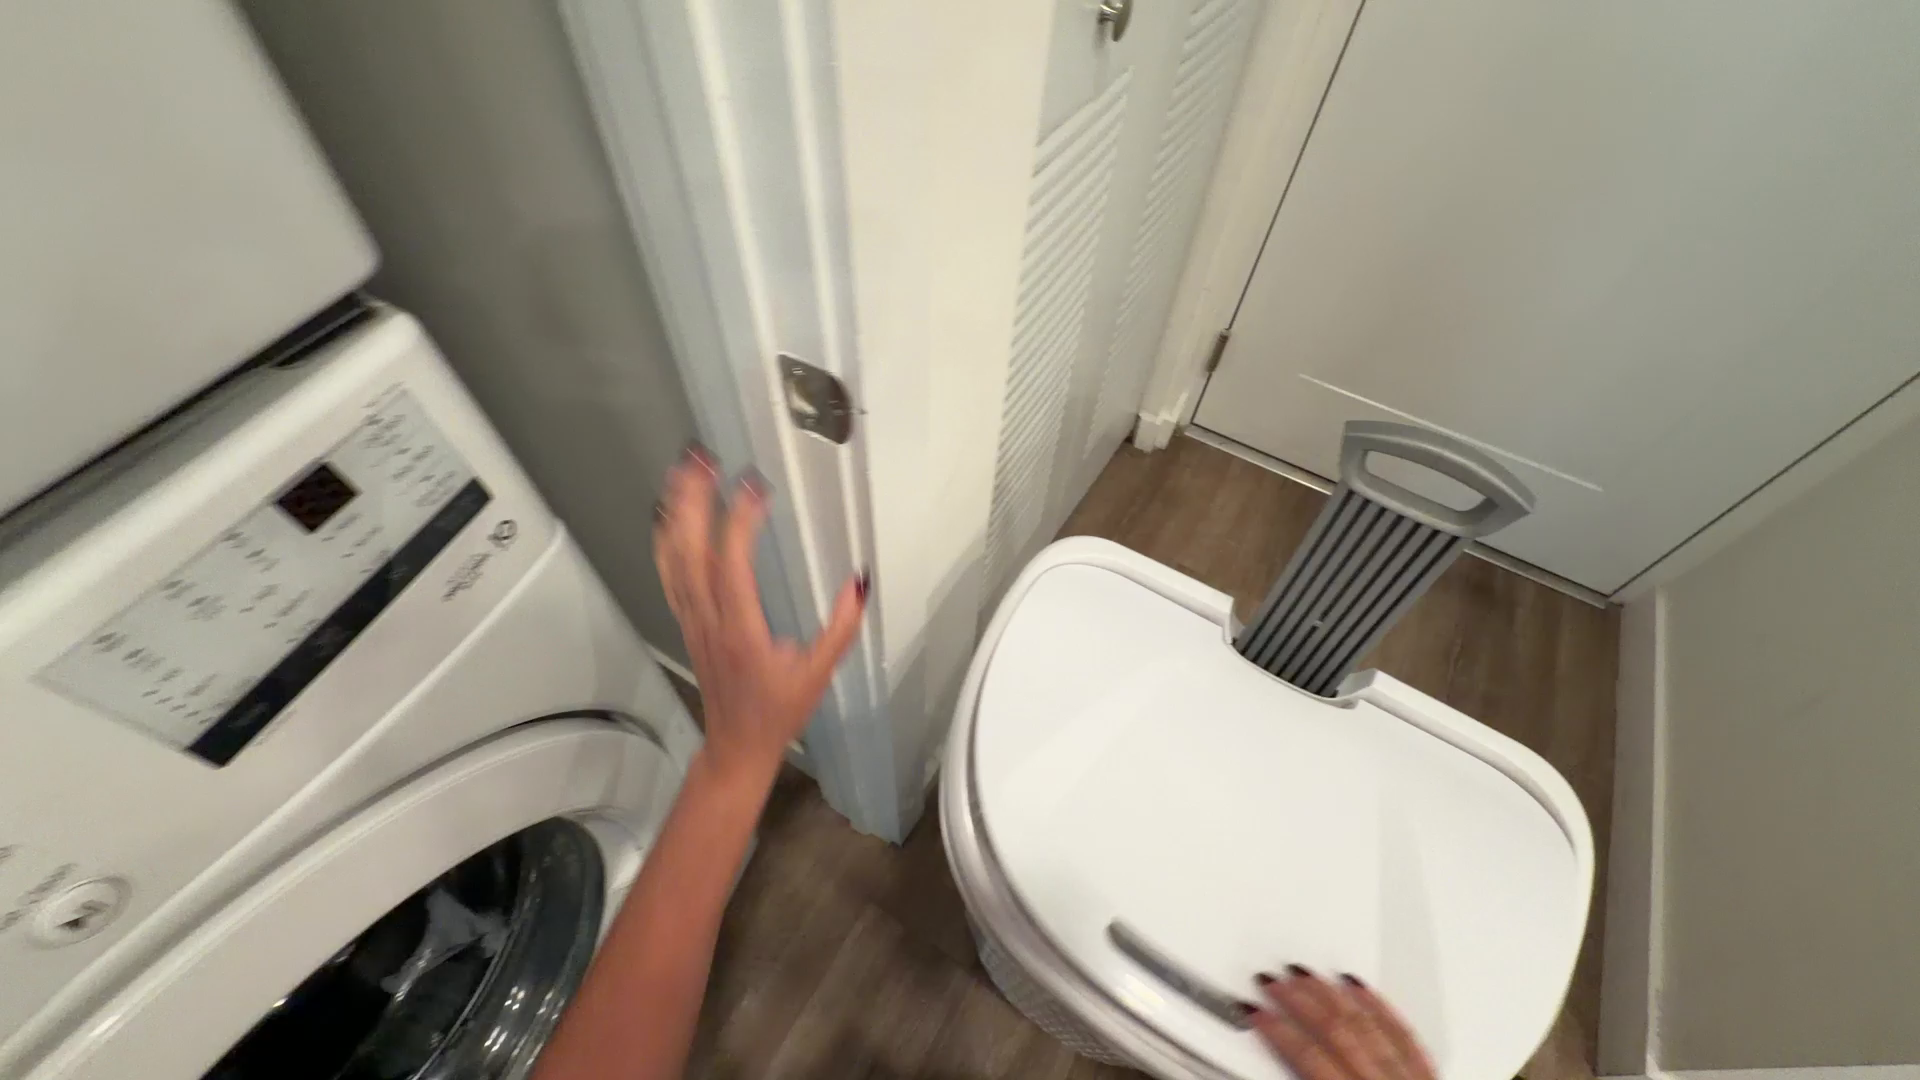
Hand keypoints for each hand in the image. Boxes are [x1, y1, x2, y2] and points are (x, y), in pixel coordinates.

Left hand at [653, 444, 867, 783]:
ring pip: (673, 559)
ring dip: (677, 513)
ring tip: (683, 473)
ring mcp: (692, 619)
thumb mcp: (819, 673)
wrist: (736, 743)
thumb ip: (841, 628)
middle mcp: (709, 619)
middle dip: (694, 502)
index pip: (733, 566)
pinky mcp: (688, 621)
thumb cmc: (778, 710)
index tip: (755, 488)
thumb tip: (858, 583)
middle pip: (690, 552)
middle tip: (703, 461)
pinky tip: (671, 515)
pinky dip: (667, 539)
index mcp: (742, 630)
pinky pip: (670, 574)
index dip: (740, 523)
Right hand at [1248, 967, 1435, 1079]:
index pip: (1310, 1058)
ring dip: (1331, 995)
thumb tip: (1270, 1074)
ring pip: (1368, 1025)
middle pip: (1338, 1032)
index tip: (1253, 1010)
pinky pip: (1404, 1036)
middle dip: (1299, 1000)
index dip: (1277, 1030)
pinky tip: (1359, 990)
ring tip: (1305, 974)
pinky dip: (1379, 1009)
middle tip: (1271, 981)